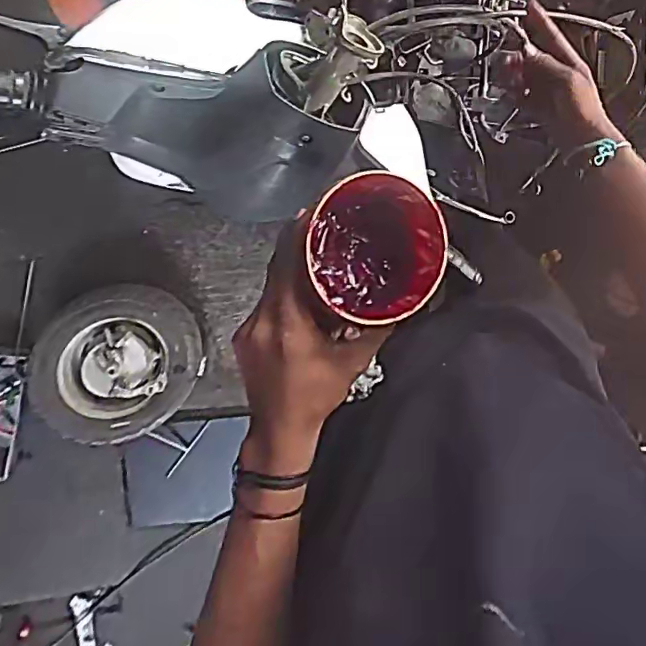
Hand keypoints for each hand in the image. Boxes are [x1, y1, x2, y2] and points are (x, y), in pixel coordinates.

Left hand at [233, 225, 391, 459]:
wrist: (280, 432)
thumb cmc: (312, 400)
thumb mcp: (353, 361)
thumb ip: (377, 328)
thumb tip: (399, 305)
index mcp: (287, 321)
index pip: (287, 264)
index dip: (298, 234)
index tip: (310, 213)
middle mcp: (262, 320)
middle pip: (277, 267)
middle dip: (296, 244)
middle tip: (316, 226)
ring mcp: (250, 327)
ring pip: (271, 283)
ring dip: (290, 267)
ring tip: (312, 255)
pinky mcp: (247, 335)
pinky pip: (266, 300)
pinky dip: (283, 289)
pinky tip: (300, 292)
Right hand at [515, 0, 619, 148]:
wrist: (584, 140)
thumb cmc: (584, 110)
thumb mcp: (566, 78)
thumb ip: (545, 63)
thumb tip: (528, 52)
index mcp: (571, 63)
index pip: (552, 36)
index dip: (540, 21)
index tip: (530, 6)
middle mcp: (559, 75)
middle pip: (534, 56)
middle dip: (519, 54)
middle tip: (508, 56)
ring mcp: (549, 91)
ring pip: (526, 75)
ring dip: (515, 74)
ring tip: (508, 76)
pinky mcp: (541, 107)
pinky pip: (523, 95)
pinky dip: (515, 93)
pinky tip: (512, 92)